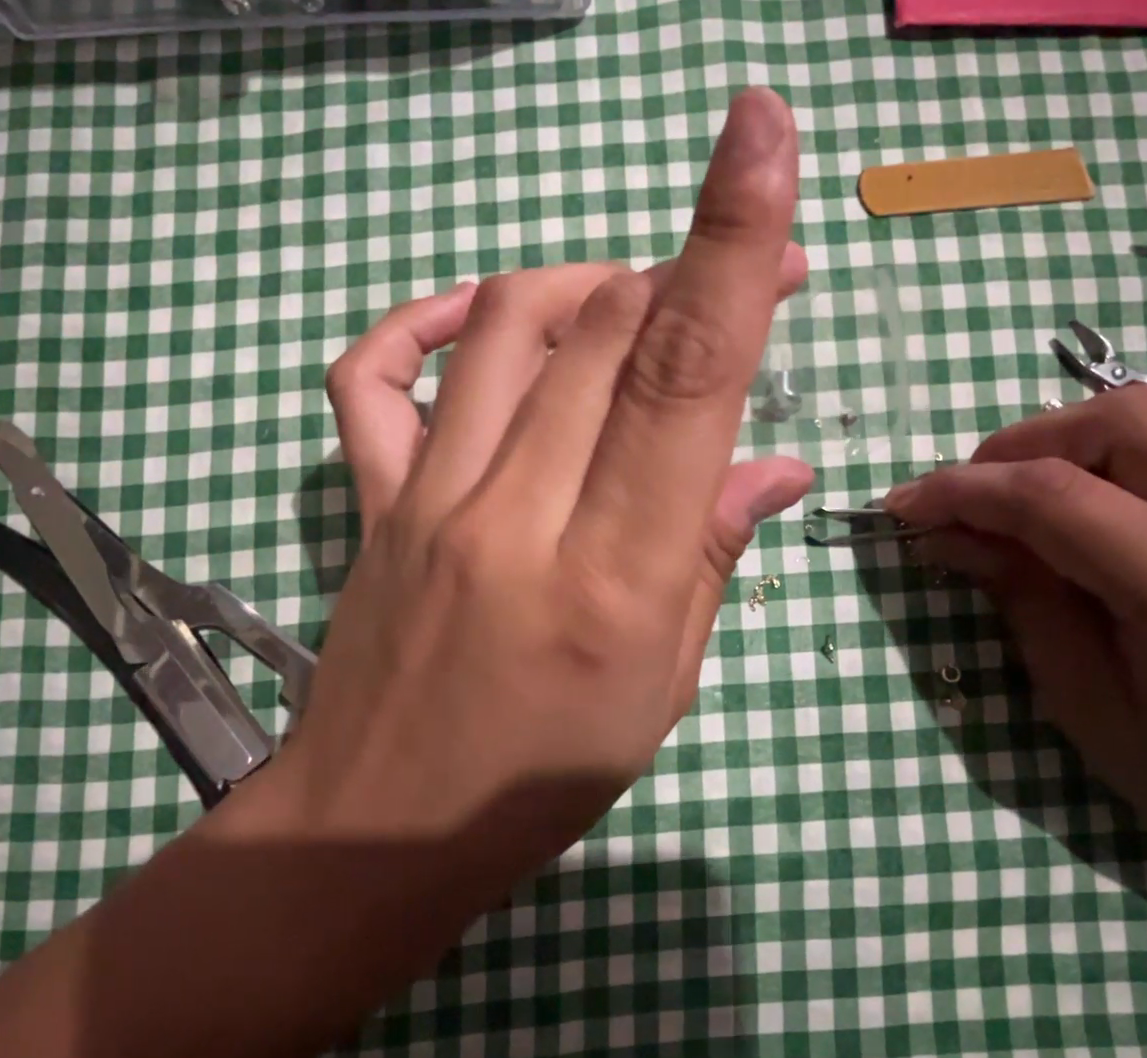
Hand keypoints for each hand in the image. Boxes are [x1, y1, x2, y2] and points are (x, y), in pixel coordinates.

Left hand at [289, 88, 813, 871]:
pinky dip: (423, 321)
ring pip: (506, 326)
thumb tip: (778, 463)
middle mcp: (518, 514)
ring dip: (588, 281)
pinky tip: (478, 318)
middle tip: (750, 257)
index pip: (683, 379)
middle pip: (604, 329)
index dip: (729, 250)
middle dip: (688, 260)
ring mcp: (427, 498)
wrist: (378, 825)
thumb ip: (713, 559)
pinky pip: (372, 375)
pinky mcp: (368, 500)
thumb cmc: (540, 779)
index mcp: (615, 576)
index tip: (763, 143)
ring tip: (637, 301)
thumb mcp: (661, 688)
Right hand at [884, 386, 1146, 936]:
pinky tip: (1093, 514)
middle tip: (972, 493)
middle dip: (1023, 443)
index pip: (1065, 500)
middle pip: (1129, 421)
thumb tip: (948, 530)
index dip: (968, 490)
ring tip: (1021, 496)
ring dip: (1070, 441)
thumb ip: (1022, 597)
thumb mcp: (1088, 704)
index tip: (907, 502)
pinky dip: (1121, 464)